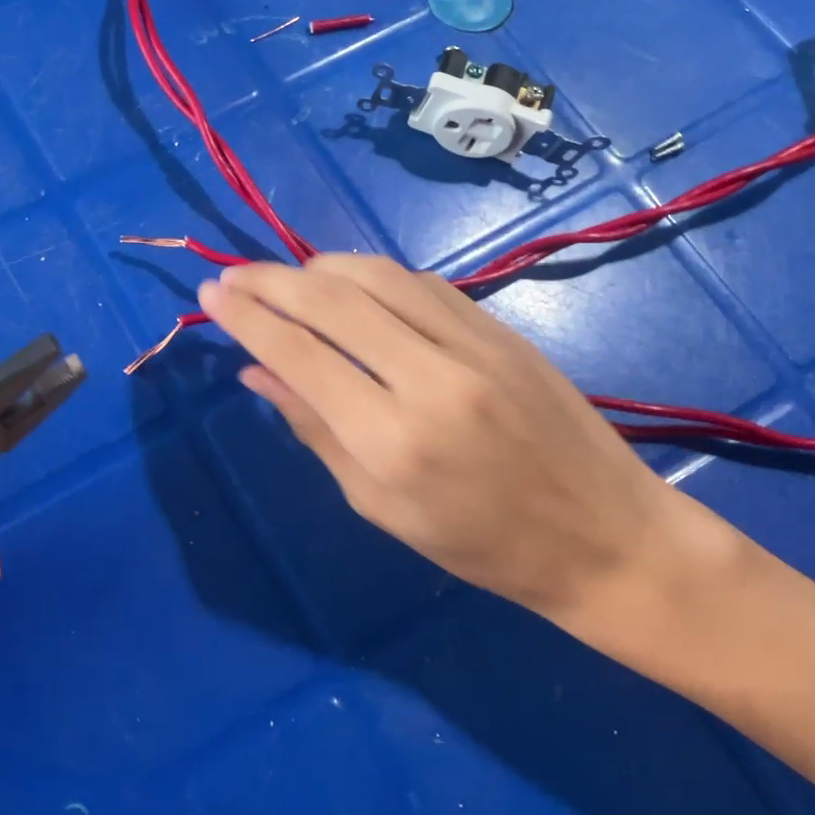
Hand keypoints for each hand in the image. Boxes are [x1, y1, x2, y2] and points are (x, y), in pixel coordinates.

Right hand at [199, 255, 714, 620]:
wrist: (603, 536)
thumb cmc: (479, 545)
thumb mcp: (379, 505)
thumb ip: (313, 430)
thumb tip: (255, 371)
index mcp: (391, 441)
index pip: (300, 354)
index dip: (246, 318)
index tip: (211, 294)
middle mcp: (430, 379)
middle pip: (331, 302)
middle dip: (270, 281)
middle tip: (232, 275)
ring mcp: (473, 345)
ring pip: (376, 277)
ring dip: (318, 269)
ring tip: (284, 279)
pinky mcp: (501, 329)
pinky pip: (420, 283)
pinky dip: (372, 276)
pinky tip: (349, 285)